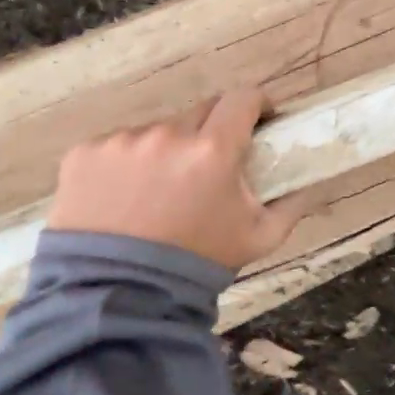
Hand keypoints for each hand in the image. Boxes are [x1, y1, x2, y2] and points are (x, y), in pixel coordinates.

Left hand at [48, 88, 313, 269]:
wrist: (113, 296)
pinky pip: (116, 145)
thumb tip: (310, 182)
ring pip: (158, 130)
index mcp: (214, 149)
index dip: (256, 105)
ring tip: (159, 191)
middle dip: (212, 130)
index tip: (259, 121)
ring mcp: (121, 142)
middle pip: (202, 111)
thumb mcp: (259, 237)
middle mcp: (168, 134)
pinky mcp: (83, 154)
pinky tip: (123, 197)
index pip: (244, 98)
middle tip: (210, 165)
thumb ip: (292, 205)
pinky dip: (126, 163)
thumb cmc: (196, 262)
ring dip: (167, 149)